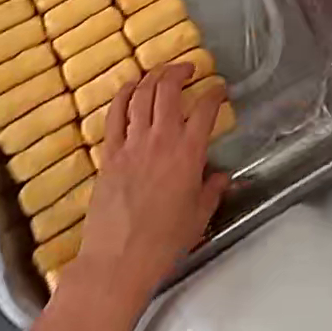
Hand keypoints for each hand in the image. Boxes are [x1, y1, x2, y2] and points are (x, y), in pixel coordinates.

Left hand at [74, 64, 227, 304]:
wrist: (118, 261)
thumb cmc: (164, 242)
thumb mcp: (199, 216)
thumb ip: (212, 190)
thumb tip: (222, 176)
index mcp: (188, 153)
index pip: (206, 110)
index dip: (215, 93)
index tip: (220, 89)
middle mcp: (160, 140)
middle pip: (169, 90)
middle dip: (180, 71)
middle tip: (189, 68)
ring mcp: (131, 144)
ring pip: (142, 95)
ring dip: (153, 76)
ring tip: (162, 71)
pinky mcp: (109, 153)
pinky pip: (115, 115)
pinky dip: (123, 95)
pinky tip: (130, 86)